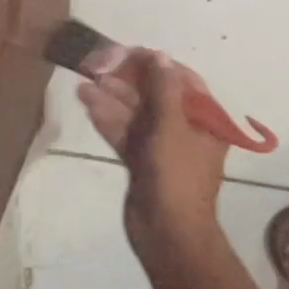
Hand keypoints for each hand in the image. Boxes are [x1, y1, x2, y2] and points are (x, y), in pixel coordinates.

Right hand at [77, 49, 228, 253]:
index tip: (128, 52)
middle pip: (154, 95)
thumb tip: (160, 56)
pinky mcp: (142, 161)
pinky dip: (108, 119)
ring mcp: (162, 146)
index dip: (154, 64)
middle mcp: (185, 128)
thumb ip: (164, 89)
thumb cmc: (178, 177)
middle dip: (126, 80)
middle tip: (97, 64)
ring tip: (84, 81)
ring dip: (111, 98)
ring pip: (135, 114)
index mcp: (205, 118)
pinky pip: (125, 133)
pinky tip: (87, 102)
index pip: (180, 80)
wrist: (169, 236)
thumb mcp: (172, 127)